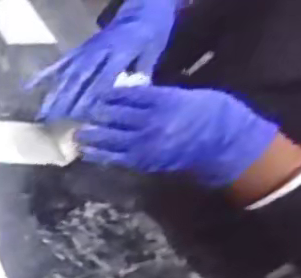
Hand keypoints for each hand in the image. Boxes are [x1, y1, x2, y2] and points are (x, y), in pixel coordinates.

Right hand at [29, 0, 177, 120]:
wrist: (145, 7)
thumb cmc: (152, 33)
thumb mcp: (154, 51)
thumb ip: (140, 74)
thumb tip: (127, 99)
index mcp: (123, 49)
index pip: (103, 79)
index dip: (91, 99)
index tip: (80, 118)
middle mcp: (100, 50)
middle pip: (79, 80)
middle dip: (66, 102)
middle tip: (54, 123)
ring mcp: (86, 50)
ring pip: (66, 75)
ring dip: (53, 96)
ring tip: (42, 116)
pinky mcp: (78, 50)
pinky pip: (58, 64)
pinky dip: (42, 75)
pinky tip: (27, 88)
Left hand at [77, 84, 279, 188]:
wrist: (223, 144)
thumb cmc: (212, 114)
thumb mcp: (191, 96)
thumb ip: (162, 97)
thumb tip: (135, 97)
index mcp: (168, 101)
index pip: (133, 96)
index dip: (113, 95)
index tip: (99, 93)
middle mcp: (152, 122)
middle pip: (116, 117)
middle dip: (97, 114)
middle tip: (82, 113)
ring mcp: (143, 143)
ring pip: (108, 138)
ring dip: (90, 135)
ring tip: (77, 132)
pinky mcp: (138, 161)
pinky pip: (111, 157)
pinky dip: (96, 153)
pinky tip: (85, 150)